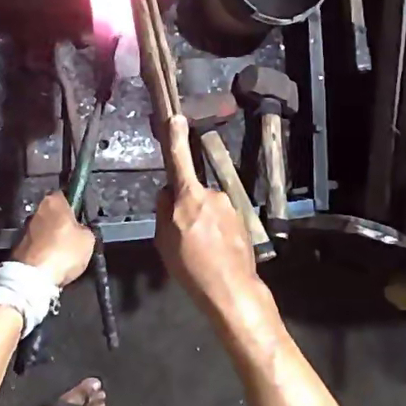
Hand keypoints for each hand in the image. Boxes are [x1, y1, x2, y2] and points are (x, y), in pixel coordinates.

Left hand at [11, 192, 95, 286]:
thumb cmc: (64, 251)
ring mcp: (24, 231)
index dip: (74, 205)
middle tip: (74, 237)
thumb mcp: (89, 238)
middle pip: (52, 214)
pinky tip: (52, 264)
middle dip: (61, 224)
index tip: (80, 217)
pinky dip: (43, 253)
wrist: (34, 278)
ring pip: (44, 231)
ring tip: (64, 255)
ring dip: (52, 239)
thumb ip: (84, 229)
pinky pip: (37, 247)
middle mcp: (36, 211)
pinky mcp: (18, 249)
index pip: (65, 195)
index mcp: (53, 201)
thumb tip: (79, 230)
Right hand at [155, 116, 272, 325]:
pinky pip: (221, 220)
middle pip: (192, 193)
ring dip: (202, 223)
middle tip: (182, 238)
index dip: (175, 137)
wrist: (231, 289)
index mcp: (190, 197)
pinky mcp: (242, 220)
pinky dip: (215, 233)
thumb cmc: (191, 267)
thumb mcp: (163, 241)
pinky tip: (214, 254)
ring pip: (207, 208)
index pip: (179, 160)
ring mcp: (230, 207)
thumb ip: (163, 211)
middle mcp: (213, 194)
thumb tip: (167, 194)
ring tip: (199, 252)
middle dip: (186, 208)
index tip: (176, 117)